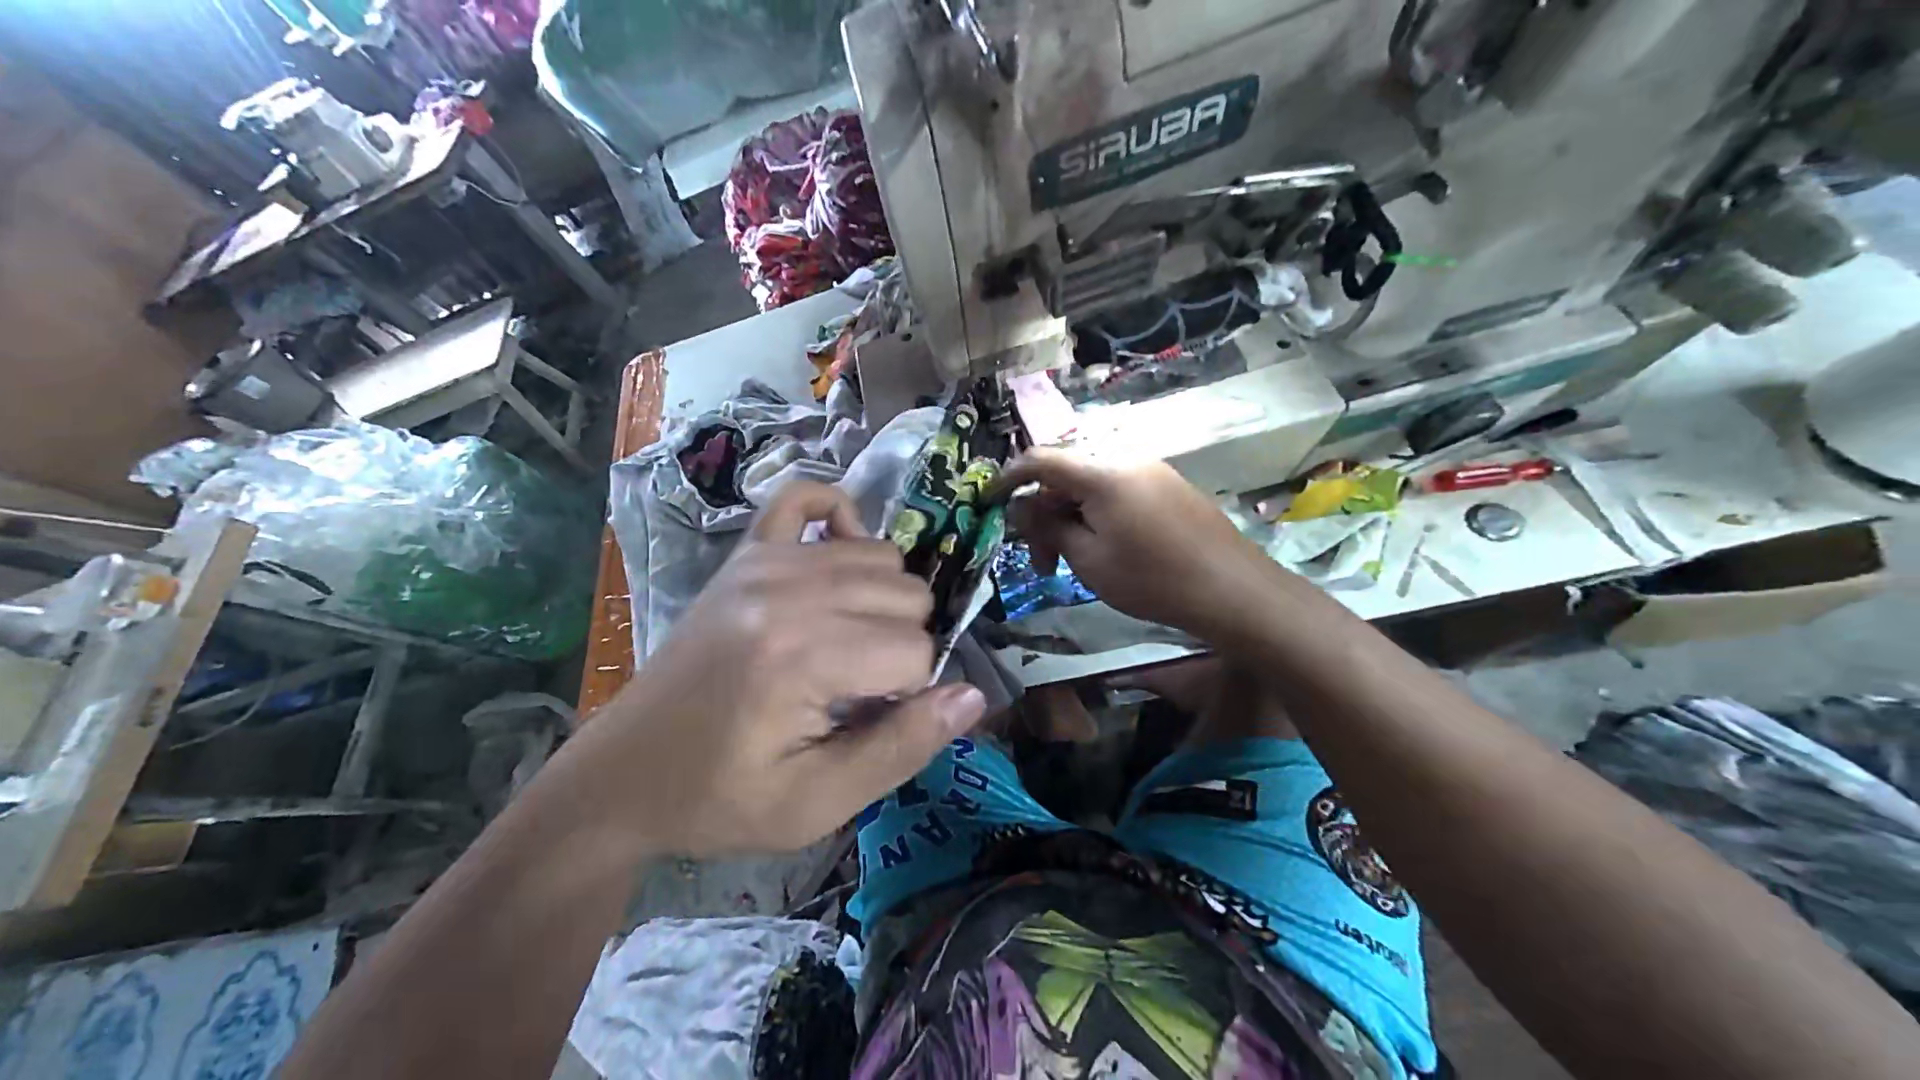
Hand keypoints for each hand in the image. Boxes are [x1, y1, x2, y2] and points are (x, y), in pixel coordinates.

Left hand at [562, 481, 986, 856]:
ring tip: (846, 645)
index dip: (907, 698)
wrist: (624, 774)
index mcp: (800, 656)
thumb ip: (901, 747)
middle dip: (901, 647)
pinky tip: (836, 560)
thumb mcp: (817, 803)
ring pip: (882, 555)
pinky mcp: (744, 553)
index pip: (915, 653)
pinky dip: (839, 519)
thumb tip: (974, 694)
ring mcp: (763, 561)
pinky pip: (807, 497)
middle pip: (908, 596)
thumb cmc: (720, 798)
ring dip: (882, 601)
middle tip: (858, 690)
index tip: (865, 724)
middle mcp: (787, 590)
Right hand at [999, 449, 1282, 639]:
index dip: (1009, 477)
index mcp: (1103, 472)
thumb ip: (1048, 527)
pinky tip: (1103, 548)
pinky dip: (1099, 516)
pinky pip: (1120, 492)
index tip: (989, 500)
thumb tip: (1022, 507)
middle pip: (1068, 476)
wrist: (1233, 591)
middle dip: (1045, 515)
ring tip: (1070, 562)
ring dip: (1072, 519)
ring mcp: (1154, 472)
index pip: (1041, 460)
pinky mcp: (1171, 488)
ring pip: (1094, 486)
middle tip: (1041, 561)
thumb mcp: (1088, 559)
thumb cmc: (1151, 579)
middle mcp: (1128, 459)